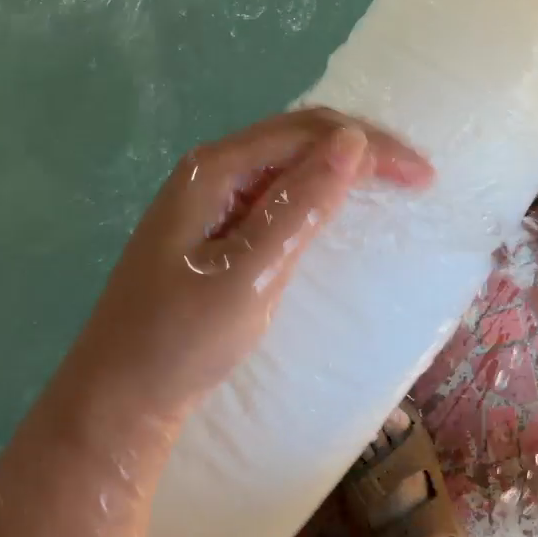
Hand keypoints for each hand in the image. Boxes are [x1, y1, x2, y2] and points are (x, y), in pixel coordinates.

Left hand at [75, 107, 433, 415]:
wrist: (115, 403)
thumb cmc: (180, 340)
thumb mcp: (250, 274)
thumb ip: (301, 204)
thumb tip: (354, 141)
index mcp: (215, 169)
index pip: (308, 133)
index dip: (370, 147)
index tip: (422, 176)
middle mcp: (213, 169)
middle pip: (300, 135)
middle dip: (362, 147)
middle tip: (416, 176)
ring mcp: (213, 197)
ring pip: (291, 159)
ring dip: (343, 164)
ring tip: (392, 181)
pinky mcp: (217, 226)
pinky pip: (279, 188)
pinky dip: (320, 188)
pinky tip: (340, 202)